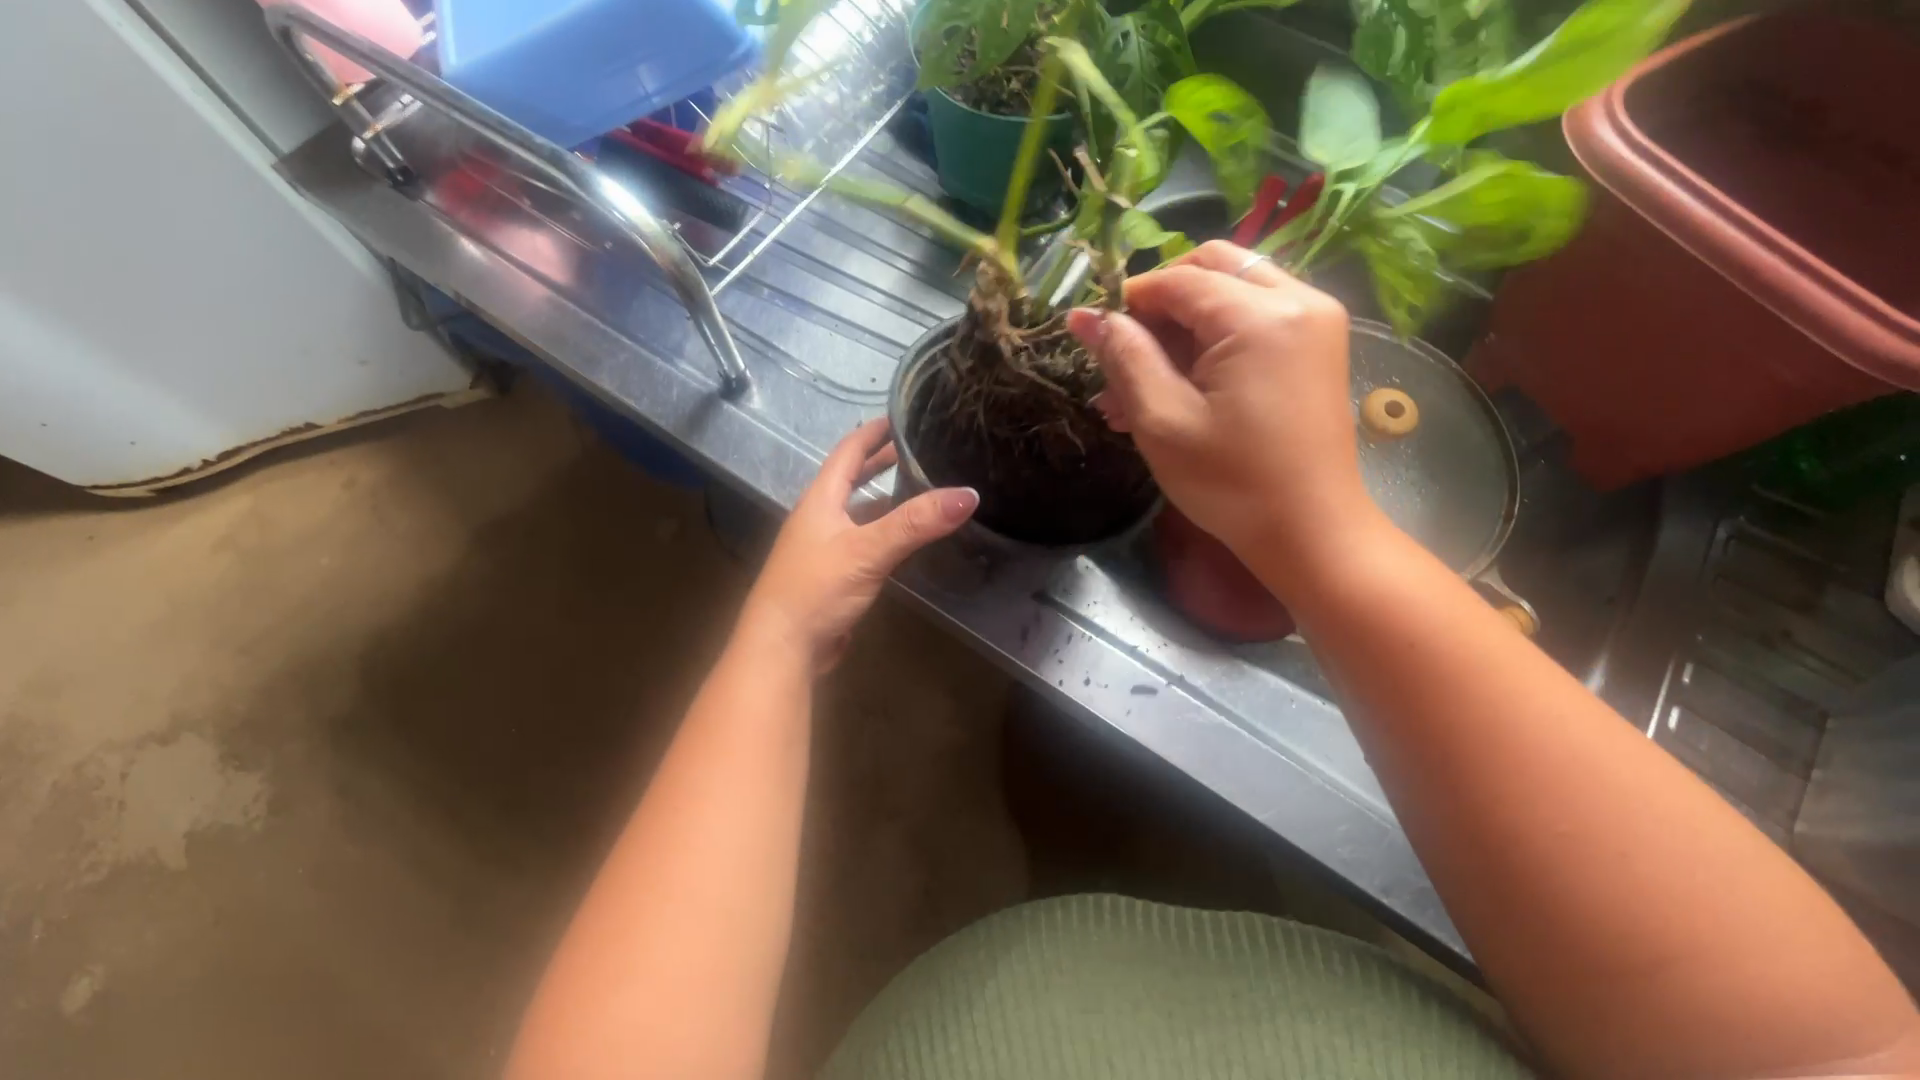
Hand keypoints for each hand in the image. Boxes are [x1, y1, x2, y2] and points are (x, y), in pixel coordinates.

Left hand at [738, 418, 977, 671]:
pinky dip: (887, 534)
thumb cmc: (816, 588)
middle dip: (881, 463)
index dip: (873, 432)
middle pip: (852, 480)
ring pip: (860, 514)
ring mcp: (825, 549)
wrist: (782, 648)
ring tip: (922, 490)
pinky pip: (865, 544)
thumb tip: (968, 494)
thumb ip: (916, 522)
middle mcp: (820, 518)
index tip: (901, 415)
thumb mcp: (868, 550)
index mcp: (821, 500)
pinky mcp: (834, 578)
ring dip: (886, 500)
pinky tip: (908, 541)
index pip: (848, 452)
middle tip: (918, 449)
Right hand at [1067, 241, 1380, 591]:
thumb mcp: (1162, 420)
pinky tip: (1176, 386)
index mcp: (1261, 316)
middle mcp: (1298, 299)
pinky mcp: (1316, 345)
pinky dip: (1213, 339)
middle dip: (1160, 304)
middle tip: (1125, 355)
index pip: (1177, 280)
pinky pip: (1255, 317)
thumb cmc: (1230, 483)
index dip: (1127, 303)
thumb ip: (1123, 356)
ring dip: (1182, 325)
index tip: (1093, 339)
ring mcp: (1314, 320)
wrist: (1310, 532)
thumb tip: (1082, 315)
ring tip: (1139, 385)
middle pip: (1211, 267)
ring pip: (1231, 289)